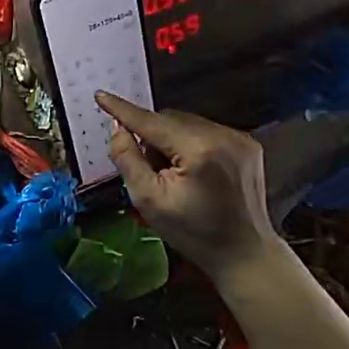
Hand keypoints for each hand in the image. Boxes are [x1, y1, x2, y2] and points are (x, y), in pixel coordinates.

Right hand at [95, 92, 279, 270]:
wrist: (243, 252)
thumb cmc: (192, 232)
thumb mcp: (148, 201)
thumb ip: (128, 160)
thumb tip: (118, 129)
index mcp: (199, 150)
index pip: (152, 122)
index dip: (123, 110)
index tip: (101, 96)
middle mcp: (223, 135)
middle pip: (170, 119)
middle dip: (151, 137)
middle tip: (147, 169)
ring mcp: (239, 138)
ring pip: (187, 124)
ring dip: (169, 140)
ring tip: (171, 175)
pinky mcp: (247, 145)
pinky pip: (205, 131)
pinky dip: (188, 144)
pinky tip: (191, 172)